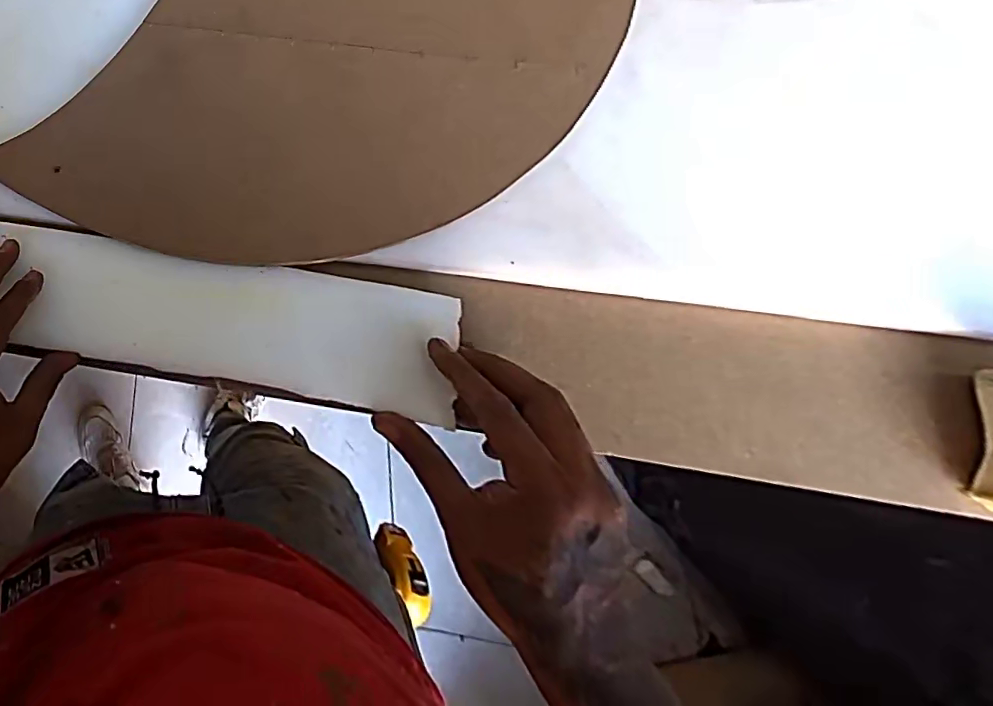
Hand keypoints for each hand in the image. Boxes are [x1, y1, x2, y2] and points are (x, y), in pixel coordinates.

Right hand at [376, 342, 674, 705]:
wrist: (570, 639)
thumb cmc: (512, 587)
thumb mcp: (458, 518)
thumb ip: (424, 459)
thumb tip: (389, 420)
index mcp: (547, 488)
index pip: (500, 410)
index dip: (463, 375)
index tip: (440, 352)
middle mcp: (584, 482)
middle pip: (544, 400)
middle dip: (498, 369)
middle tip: (462, 355)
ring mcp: (600, 488)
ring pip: (561, 417)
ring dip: (516, 393)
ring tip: (473, 391)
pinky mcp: (603, 494)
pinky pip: (568, 438)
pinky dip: (533, 421)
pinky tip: (501, 433)